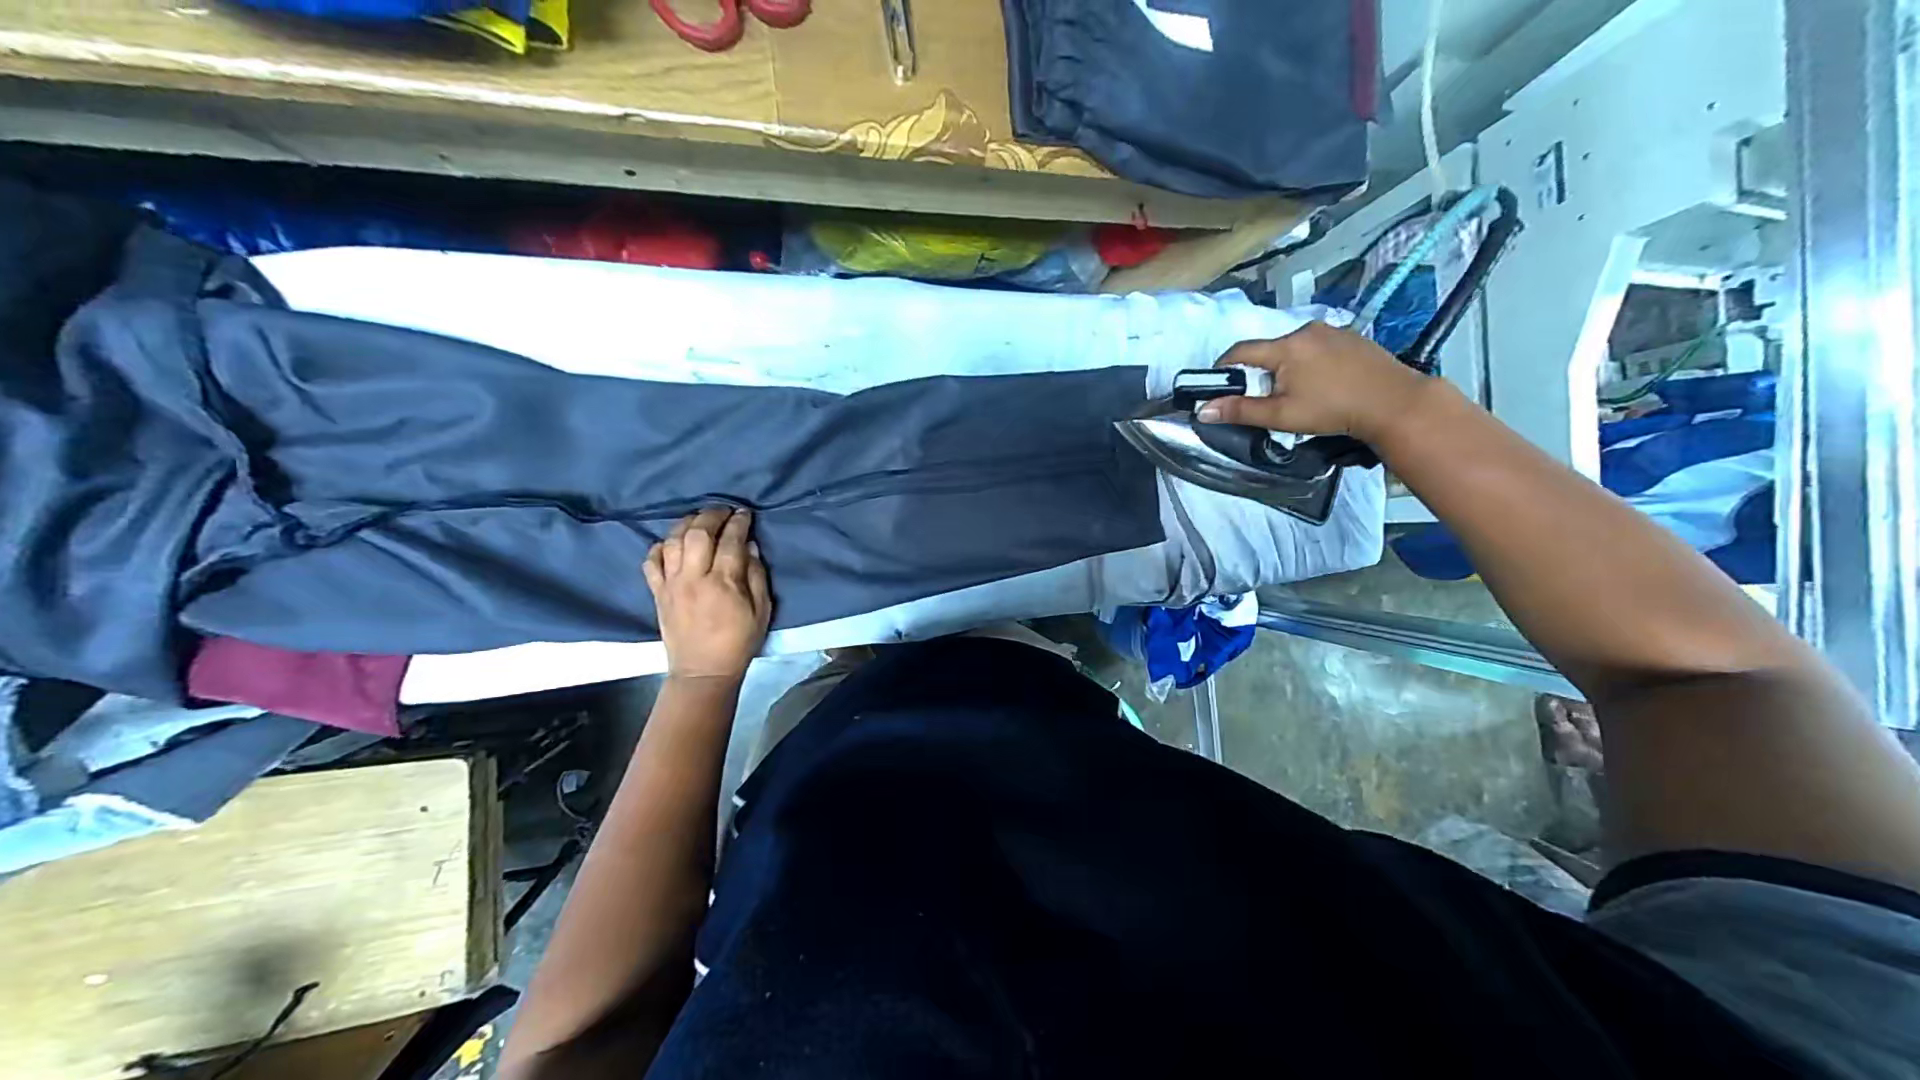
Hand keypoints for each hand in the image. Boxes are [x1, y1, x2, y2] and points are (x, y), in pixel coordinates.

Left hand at [643, 507, 772, 681]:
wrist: (702, 671)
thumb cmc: (738, 642)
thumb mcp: (761, 611)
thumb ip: (757, 576)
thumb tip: (750, 546)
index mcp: (723, 583)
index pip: (731, 541)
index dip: (739, 523)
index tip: (745, 513)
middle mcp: (694, 578)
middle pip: (698, 533)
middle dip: (711, 515)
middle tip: (723, 511)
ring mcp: (671, 584)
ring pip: (673, 541)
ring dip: (686, 524)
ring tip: (698, 520)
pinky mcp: (657, 592)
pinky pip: (651, 561)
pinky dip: (660, 547)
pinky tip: (672, 544)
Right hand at [1194, 322, 1432, 443]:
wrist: (1394, 403)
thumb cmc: (1332, 410)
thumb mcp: (1281, 415)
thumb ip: (1240, 410)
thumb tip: (1203, 410)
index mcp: (1285, 347)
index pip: (1240, 351)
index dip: (1224, 367)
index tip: (1218, 384)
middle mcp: (1306, 330)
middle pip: (1268, 350)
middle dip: (1259, 371)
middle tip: (1264, 398)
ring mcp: (1331, 331)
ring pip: (1294, 348)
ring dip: (1285, 367)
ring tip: (1296, 393)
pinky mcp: (1351, 337)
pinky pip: (1317, 347)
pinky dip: (1310, 362)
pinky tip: (1322, 383)